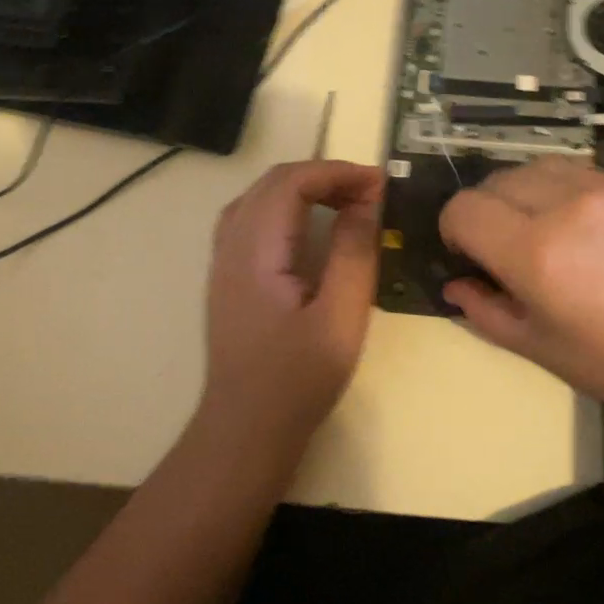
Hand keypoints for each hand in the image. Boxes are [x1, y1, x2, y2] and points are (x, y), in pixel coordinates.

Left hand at [201, 160, 382, 449]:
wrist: (244, 431)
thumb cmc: (296, 380)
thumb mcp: (340, 319)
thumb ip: (353, 254)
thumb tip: (366, 203)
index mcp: (256, 251)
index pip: (291, 182)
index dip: (336, 173)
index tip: (380, 185)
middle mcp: (232, 245)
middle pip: (273, 182)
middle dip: (324, 175)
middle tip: (370, 194)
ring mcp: (224, 260)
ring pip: (259, 196)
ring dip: (304, 187)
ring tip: (346, 202)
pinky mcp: (227, 276)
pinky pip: (251, 216)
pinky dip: (285, 205)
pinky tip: (310, 226)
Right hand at [438, 157, 603, 426]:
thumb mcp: (548, 353)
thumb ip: (490, 313)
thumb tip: (456, 287)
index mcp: (537, 253)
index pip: (464, 209)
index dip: (454, 232)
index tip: (468, 259)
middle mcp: (563, 204)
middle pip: (493, 182)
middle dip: (484, 214)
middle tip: (504, 255)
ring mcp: (601, 185)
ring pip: (531, 167)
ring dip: (519, 195)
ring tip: (541, 235)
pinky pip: (572, 169)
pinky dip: (557, 189)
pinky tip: (583, 227)